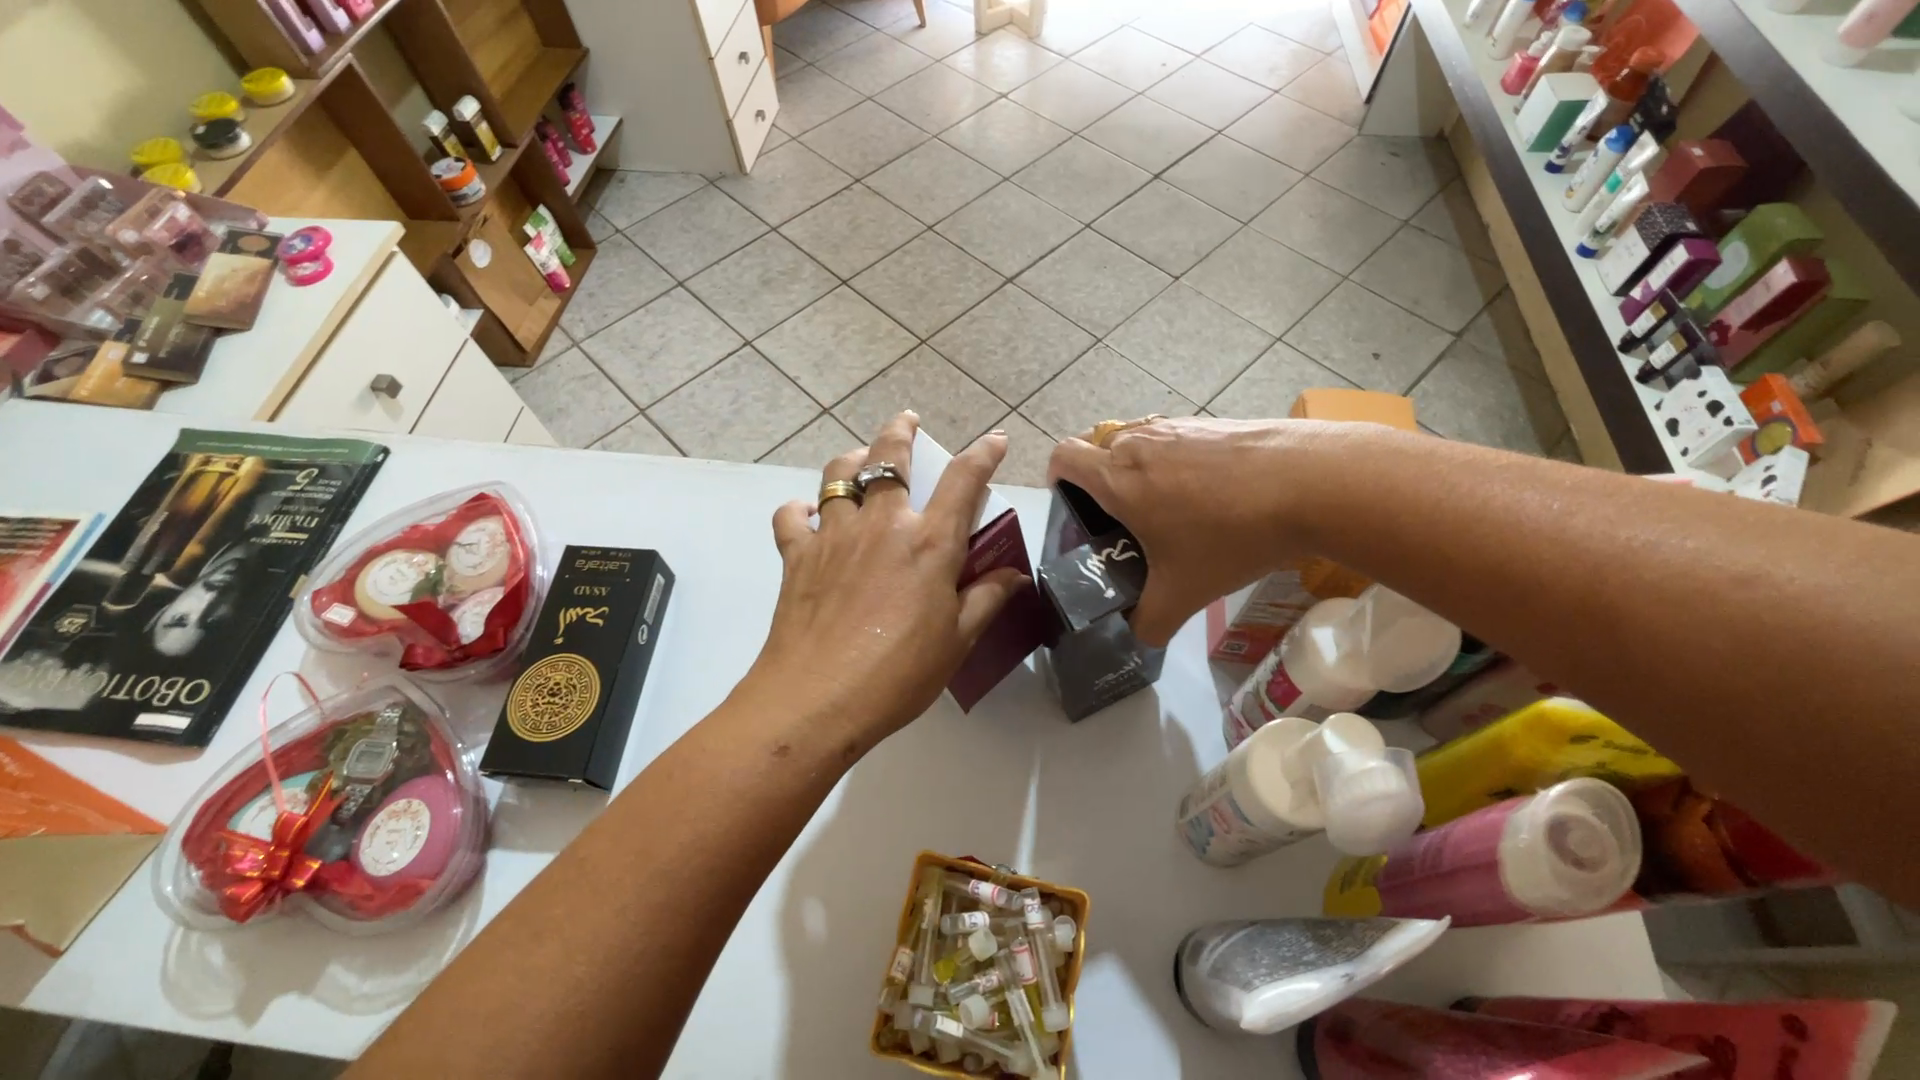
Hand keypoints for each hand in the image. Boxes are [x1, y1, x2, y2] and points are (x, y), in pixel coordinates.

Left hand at [746, 412, 1027, 749]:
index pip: (964, 481)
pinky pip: (793, 516)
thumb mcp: (956, 641)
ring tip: (860, 460)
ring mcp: (835, 535)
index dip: (983, 455)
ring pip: (839, 475)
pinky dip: (800, 509)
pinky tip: (808, 516)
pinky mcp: (797, 555)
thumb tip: (1013, 575)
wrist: (817, 698)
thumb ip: (985, 599)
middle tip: (906, 421)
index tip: (994, 441)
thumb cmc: (899, 674)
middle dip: (900, 432)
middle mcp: (882, 525)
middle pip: (889, 458)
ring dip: (852, 460)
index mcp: (929, 543)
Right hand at [1049, 416, 1321, 646]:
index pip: (1062, 457)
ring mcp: (1179, 425)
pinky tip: (1212, 493)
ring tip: (1167, 506)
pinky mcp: (1214, 421)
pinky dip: (1177, 459)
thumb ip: (1150, 623)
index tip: (1071, 507)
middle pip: (1097, 444)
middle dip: (1096, 477)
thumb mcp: (1184, 593)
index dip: (1055, 478)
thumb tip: (1138, 639)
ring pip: (1138, 438)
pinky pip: (1176, 436)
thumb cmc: (1231, 535)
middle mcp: (1139, 441)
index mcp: (1117, 477)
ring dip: (1138, 466)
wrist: (1312, 483)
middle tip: (1117, 517)